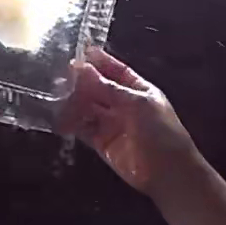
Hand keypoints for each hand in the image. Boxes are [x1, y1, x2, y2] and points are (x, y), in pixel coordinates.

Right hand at [59, 48, 200, 193]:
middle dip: (83, 81)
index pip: (117, 71)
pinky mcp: (102, 142)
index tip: (81, 51)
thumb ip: (108, 88)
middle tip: (61, 75)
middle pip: (99, 88)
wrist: (168, 173)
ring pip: (88, 107)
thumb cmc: (160, 131)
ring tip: (57, 96)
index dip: (101, 62)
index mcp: (139, 90)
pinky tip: (60, 118)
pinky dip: (72, 123)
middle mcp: (124, 104)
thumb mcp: (137, 104)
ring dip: (74, 101)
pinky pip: (83, 128)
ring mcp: (112, 123)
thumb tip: (83, 69)